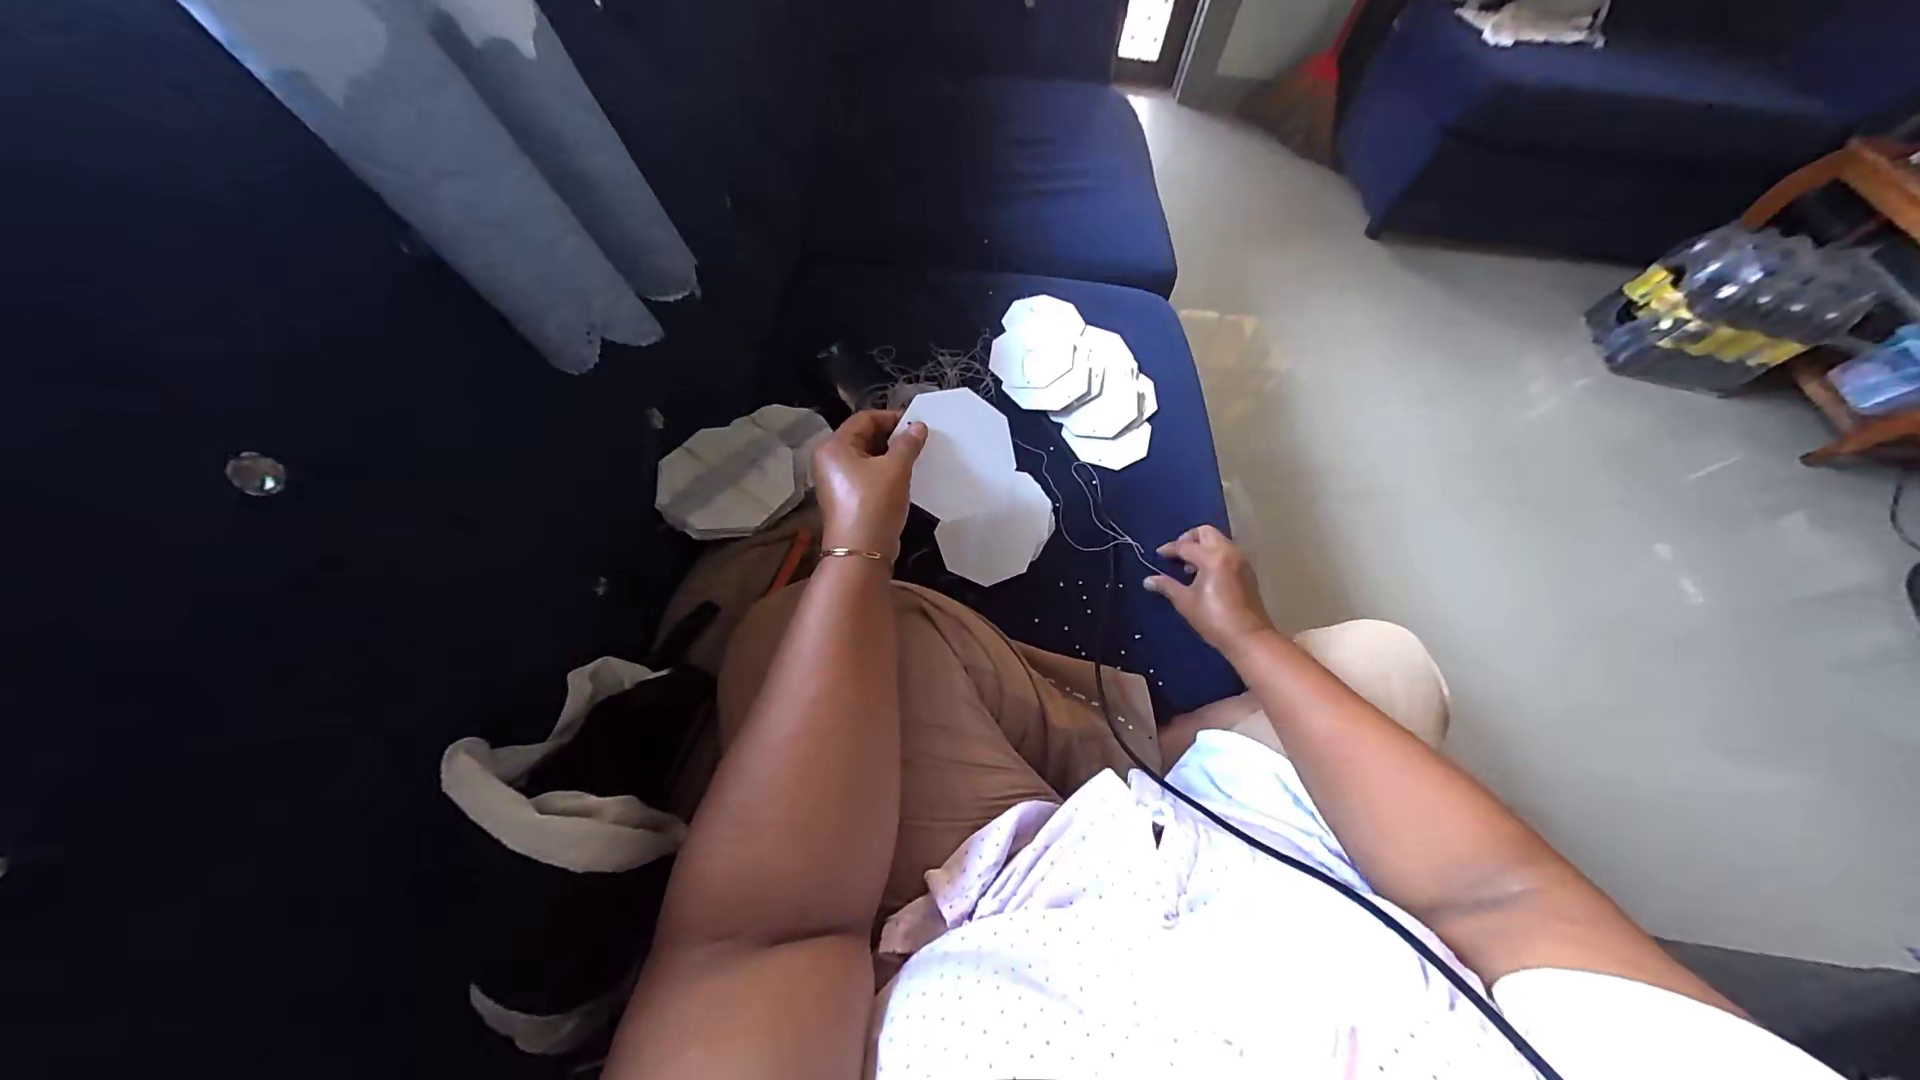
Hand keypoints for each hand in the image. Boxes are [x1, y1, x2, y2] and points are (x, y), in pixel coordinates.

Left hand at [812, 410, 926, 557]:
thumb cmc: (874, 503)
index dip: (891, 417)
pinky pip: (867, 475)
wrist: (862, 551)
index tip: (916, 424)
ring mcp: (837, 480)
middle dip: (892, 437)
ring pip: (867, 457)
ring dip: (890, 455)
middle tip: (918, 441)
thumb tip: (918, 426)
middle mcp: (830, 459)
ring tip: (915, 458)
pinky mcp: (847, 497)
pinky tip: (904, 476)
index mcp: (834, 446)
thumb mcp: (895, 469)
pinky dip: (884, 472)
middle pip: (863, 436)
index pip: (864, 419)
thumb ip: (908, 443)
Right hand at [1143, 525, 1277, 656]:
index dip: (1170, 549)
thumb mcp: (1185, 601)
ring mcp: (1241, 560)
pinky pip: (1227, 552)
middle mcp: (1229, 552)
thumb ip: (1166, 586)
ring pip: (1219, 541)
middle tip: (1177, 554)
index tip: (1159, 555)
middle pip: (1206, 533)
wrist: (1249, 637)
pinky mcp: (1247, 571)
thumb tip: (1148, 580)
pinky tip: (1205, 574)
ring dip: (1203, 547)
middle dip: (1189, 539)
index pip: (1185, 546)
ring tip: (1190, 566)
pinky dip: (1214, 555)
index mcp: (1212, 557)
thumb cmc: (1213, 619)